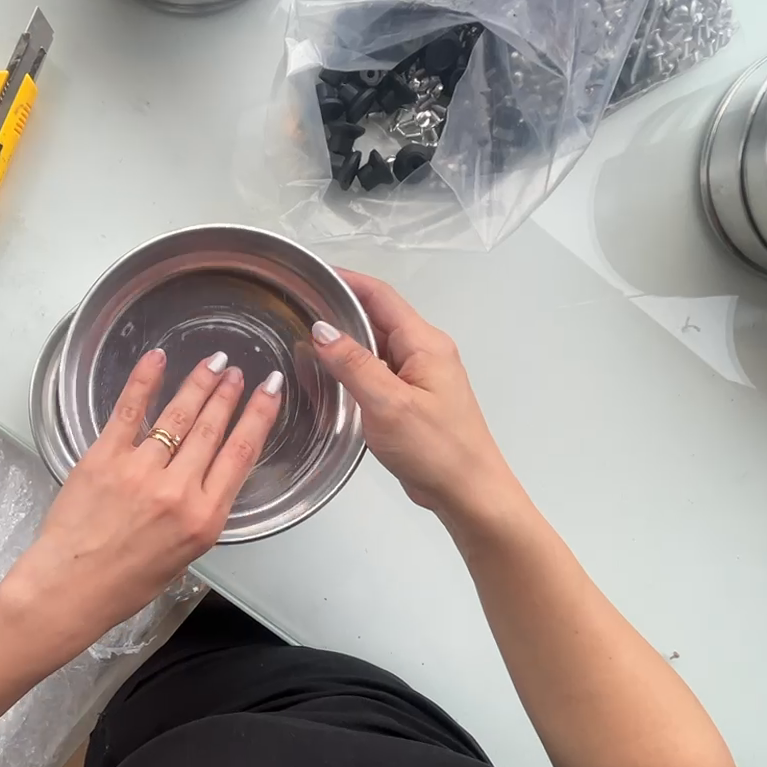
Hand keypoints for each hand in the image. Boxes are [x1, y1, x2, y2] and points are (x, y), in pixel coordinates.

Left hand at [0, 348, 282, 654]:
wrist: (73, 588)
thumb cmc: (127, 582)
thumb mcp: (186, 555)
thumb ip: (201, 511)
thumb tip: (205, 474)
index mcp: (204, 518)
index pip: (241, 453)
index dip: (260, 415)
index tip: (270, 390)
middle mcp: (178, 490)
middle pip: (211, 428)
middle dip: (228, 393)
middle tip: (237, 371)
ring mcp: (140, 471)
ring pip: (177, 415)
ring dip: (198, 384)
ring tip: (212, 363)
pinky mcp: (104, 458)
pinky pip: (129, 411)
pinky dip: (144, 381)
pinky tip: (158, 359)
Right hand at [312, 270, 516, 518]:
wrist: (467, 491)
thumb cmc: (434, 447)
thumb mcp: (388, 403)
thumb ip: (353, 364)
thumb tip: (322, 329)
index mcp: (424, 343)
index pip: (381, 297)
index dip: (347, 281)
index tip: (313, 275)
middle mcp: (425, 353)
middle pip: (379, 318)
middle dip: (341, 309)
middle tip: (299, 309)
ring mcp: (420, 377)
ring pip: (377, 347)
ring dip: (346, 341)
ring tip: (305, 339)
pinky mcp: (412, 400)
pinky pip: (378, 372)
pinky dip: (354, 368)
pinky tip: (330, 378)